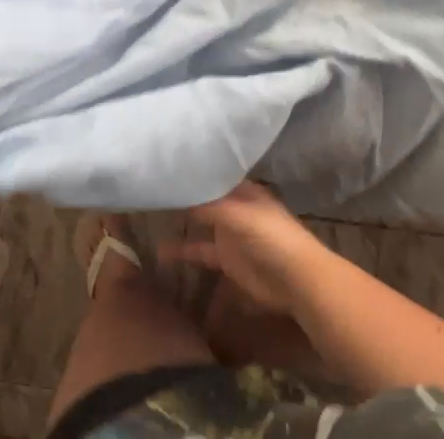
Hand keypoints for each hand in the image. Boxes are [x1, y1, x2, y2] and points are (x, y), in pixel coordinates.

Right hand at [164, 182, 330, 312]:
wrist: (295, 280)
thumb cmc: (270, 237)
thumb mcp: (237, 213)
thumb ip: (206, 203)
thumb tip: (175, 188)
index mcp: (243, 190)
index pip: (214, 174)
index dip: (193, 170)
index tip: (165, 164)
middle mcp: (235, 207)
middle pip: (205, 198)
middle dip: (183, 193)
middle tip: (150, 186)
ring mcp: (230, 233)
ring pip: (200, 223)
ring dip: (180, 221)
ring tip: (149, 214)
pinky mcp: (226, 259)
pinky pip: (200, 252)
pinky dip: (182, 252)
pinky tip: (159, 252)